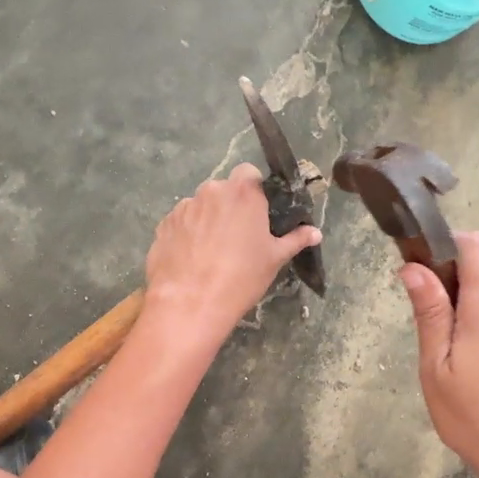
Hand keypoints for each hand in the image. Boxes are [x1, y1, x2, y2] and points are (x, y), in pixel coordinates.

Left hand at [144, 164, 321, 339]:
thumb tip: (315, 232)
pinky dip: (187, 234)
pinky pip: (181, 223)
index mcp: (242, 192)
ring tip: (211, 252)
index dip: (254, 191)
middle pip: (223, 190)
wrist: (189, 303)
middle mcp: (211, 191)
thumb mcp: (274, 259)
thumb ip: (295, 240)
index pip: (250, 174)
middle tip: (237, 236)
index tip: (257, 214)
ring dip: (207, 220)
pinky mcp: (163, 225)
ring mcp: (184, 207)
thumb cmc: (240, 278)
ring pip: (200, 206)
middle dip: (230, 206)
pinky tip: (192, 259)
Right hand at [401, 231, 478, 477]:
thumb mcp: (436, 370)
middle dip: (454, 298)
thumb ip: (429, 314)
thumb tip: (413, 268)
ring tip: (460, 371)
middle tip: (436, 346)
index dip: (449, 244)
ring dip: (472, 322)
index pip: (476, 245)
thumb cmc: (475, 420)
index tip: (426, 270)